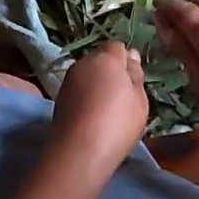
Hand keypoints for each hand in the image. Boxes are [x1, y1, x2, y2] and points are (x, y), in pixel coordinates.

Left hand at [51, 41, 147, 162]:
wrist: (79, 152)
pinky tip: (92, 116)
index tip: (132, 81)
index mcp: (106, 58)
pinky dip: (85, 97)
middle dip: (110, 71)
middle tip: (122, 96)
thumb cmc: (117, 123)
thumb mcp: (139, 100)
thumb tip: (131, 57)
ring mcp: (68, 80)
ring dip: (96, 84)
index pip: (117, 47)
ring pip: (87, 74)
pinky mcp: (59, 97)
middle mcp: (83, 63)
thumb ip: (135, 75)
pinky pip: (78, 89)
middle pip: (100, 59)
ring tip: (106, 109)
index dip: (126, 61)